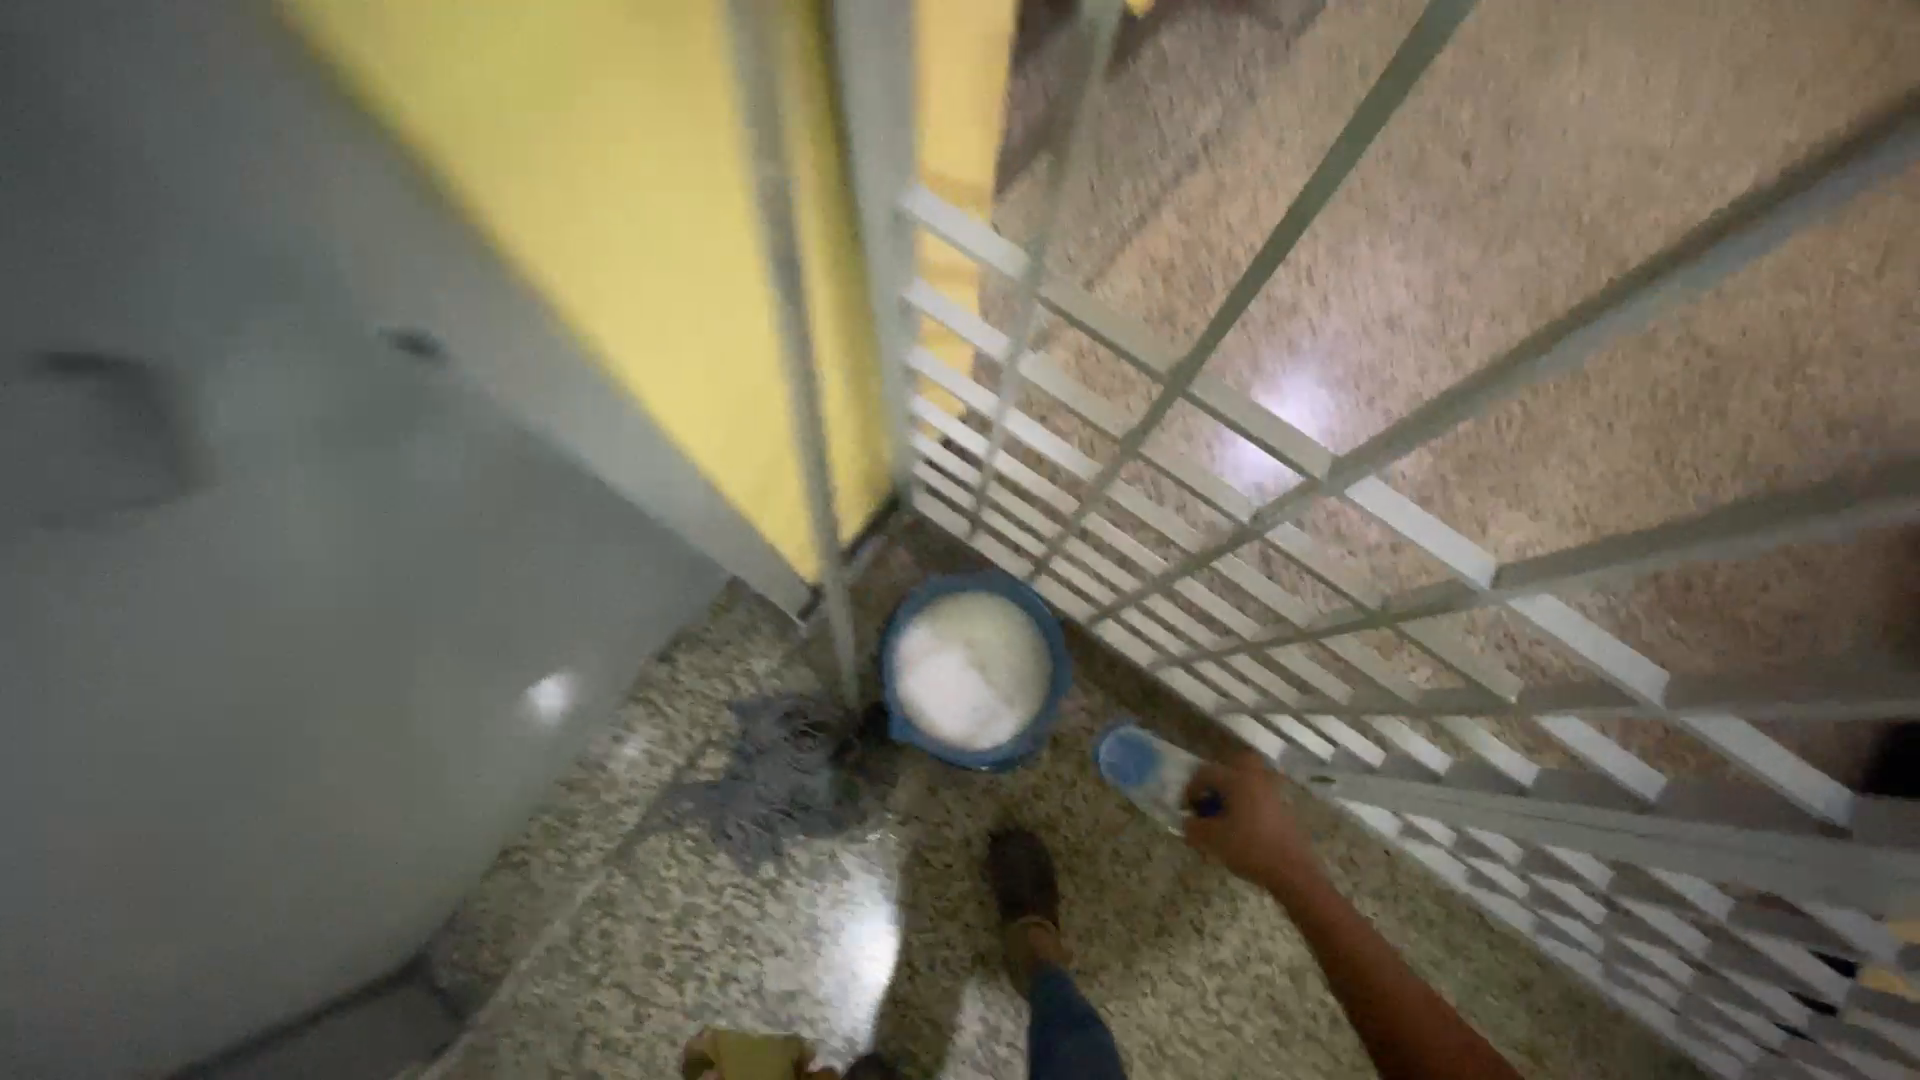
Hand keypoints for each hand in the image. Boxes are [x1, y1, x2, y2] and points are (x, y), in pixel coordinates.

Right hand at [1182, 750, 1319, 891]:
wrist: (1293, 871)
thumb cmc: (1250, 849)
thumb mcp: (1213, 840)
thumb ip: (1194, 827)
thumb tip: (1187, 821)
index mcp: (1237, 780)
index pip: (1206, 772)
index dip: (1191, 788)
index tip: (1188, 808)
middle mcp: (1257, 778)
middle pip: (1238, 762)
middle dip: (1221, 776)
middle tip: (1212, 796)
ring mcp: (1274, 793)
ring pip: (1252, 778)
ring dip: (1237, 788)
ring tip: (1227, 812)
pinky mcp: (1285, 808)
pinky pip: (1262, 795)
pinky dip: (1250, 801)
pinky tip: (1244, 825)